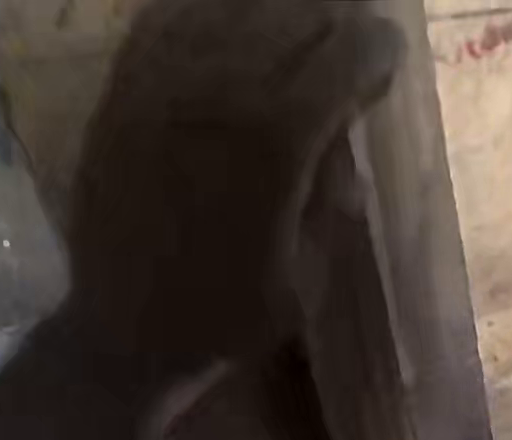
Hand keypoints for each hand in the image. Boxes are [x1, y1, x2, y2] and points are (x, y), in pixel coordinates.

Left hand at [66, 0, 404, 359]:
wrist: (129, 335)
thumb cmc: (228, 320)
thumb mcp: (306, 280)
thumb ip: (330, 205)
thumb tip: (342, 153)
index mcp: (275, 145)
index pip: (342, 59)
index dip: (376, 51)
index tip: (390, 57)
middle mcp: (218, 90)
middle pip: (292, 14)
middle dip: (335, 19)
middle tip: (352, 36)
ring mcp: (160, 82)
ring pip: (229, 2)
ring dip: (275, 7)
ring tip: (299, 23)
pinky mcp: (121, 91)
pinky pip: (166, 17)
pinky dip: (208, 9)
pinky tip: (229, 20)